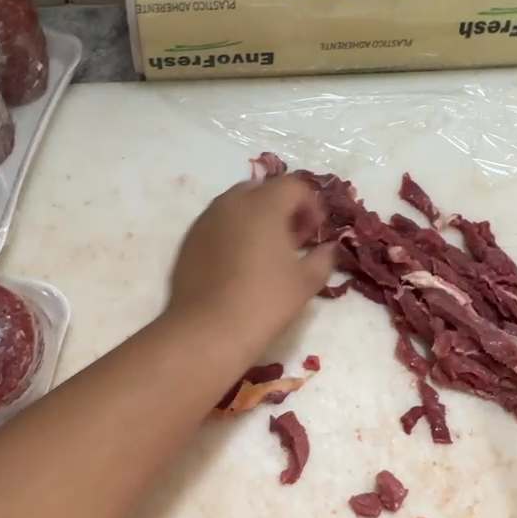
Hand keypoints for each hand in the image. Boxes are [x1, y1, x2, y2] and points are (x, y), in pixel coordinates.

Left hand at [166, 175, 334, 349]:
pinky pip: (217, 226)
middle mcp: (230, 203)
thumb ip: (323, 258)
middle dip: (282, 209)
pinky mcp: (188, 242)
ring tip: (265, 254)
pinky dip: (233, 235)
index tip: (316, 234)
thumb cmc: (264, 303)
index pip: (295, 186)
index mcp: (263, 204)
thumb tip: (328, 248)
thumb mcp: (305, 282)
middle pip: (263, 190)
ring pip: (236, 207)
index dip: (312, 206)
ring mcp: (205, 221)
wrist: (208, 331)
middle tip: (292, 240)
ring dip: (256, 220)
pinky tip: (239, 266)